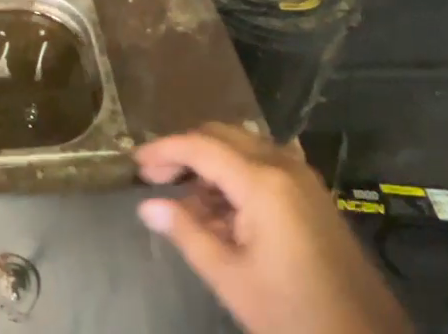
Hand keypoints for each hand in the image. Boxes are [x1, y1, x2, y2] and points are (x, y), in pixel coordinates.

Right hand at [136, 123, 410, 333]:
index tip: (135, 164)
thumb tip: (148, 206)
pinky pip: (265, 166)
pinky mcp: (313, 195)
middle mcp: (283, 165)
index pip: (200, 146)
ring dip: (211, 164)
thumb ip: (186, 233)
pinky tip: (221, 210)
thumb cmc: (292, 312)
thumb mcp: (230, 277)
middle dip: (185, 151)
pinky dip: (236, 176)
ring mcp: (303, 178)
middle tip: (155, 178)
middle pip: (222, 135)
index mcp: (262, 182)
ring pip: (244, 148)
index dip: (163, 150)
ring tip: (184, 200)